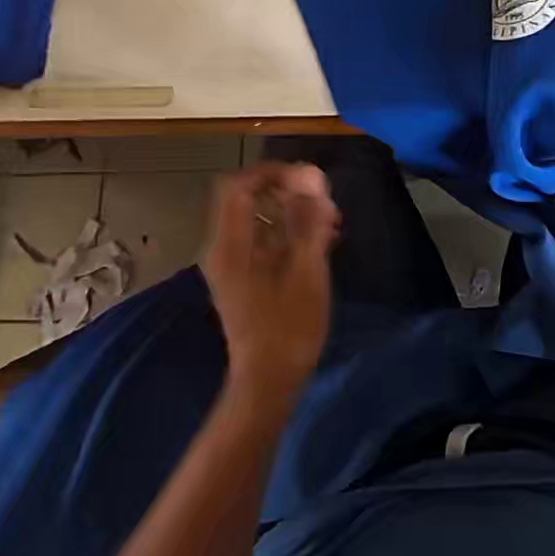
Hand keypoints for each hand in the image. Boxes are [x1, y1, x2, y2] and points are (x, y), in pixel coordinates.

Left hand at [201, 163, 340, 399]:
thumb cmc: (289, 328)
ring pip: (258, 220)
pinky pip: (262, 240)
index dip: (273, 173)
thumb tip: (314, 179)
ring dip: (291, 212)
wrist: (269, 382)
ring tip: (331, 221)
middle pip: (248, 199)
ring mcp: (231, 265)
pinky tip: (320, 242)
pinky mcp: (243, 279)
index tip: (310, 179)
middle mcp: (223, 249)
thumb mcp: (306, 271)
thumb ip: (309, 222)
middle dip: (287, 191)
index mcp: (231, 244)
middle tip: (324, 200)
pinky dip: (287, 233)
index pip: (239, 186)